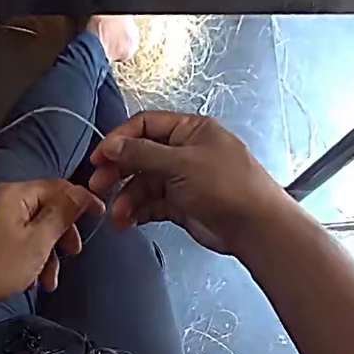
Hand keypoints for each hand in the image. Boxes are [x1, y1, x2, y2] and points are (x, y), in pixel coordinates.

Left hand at [0, 179, 103, 333]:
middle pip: (47, 209)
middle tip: (73, 253)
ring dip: (49, 254)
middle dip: (63, 234)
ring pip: (35, 231)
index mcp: (15, 195)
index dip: (82, 200)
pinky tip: (33, 282)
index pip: (58, 187)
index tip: (100, 215)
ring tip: (49, 280)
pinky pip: (20, 244)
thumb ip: (62, 214)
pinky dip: (32, 261)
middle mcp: (3, 202)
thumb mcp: (38, 241)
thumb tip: (82, 193)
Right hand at [86, 112, 299, 255]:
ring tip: (117, 216)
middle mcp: (185, 152)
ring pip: (145, 184)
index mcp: (189, 131)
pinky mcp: (182, 205)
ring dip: (127, 199)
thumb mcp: (181, 163)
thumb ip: (143, 153)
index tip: (99, 158)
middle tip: (98, 186)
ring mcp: (184, 180)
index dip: (119, 140)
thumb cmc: (226, 186)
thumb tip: (112, 145)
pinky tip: (128, 222)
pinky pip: (153, 204)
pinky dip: (139, 212)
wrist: (254, 226)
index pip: (145, 126)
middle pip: (141, 156)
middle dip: (119, 172)